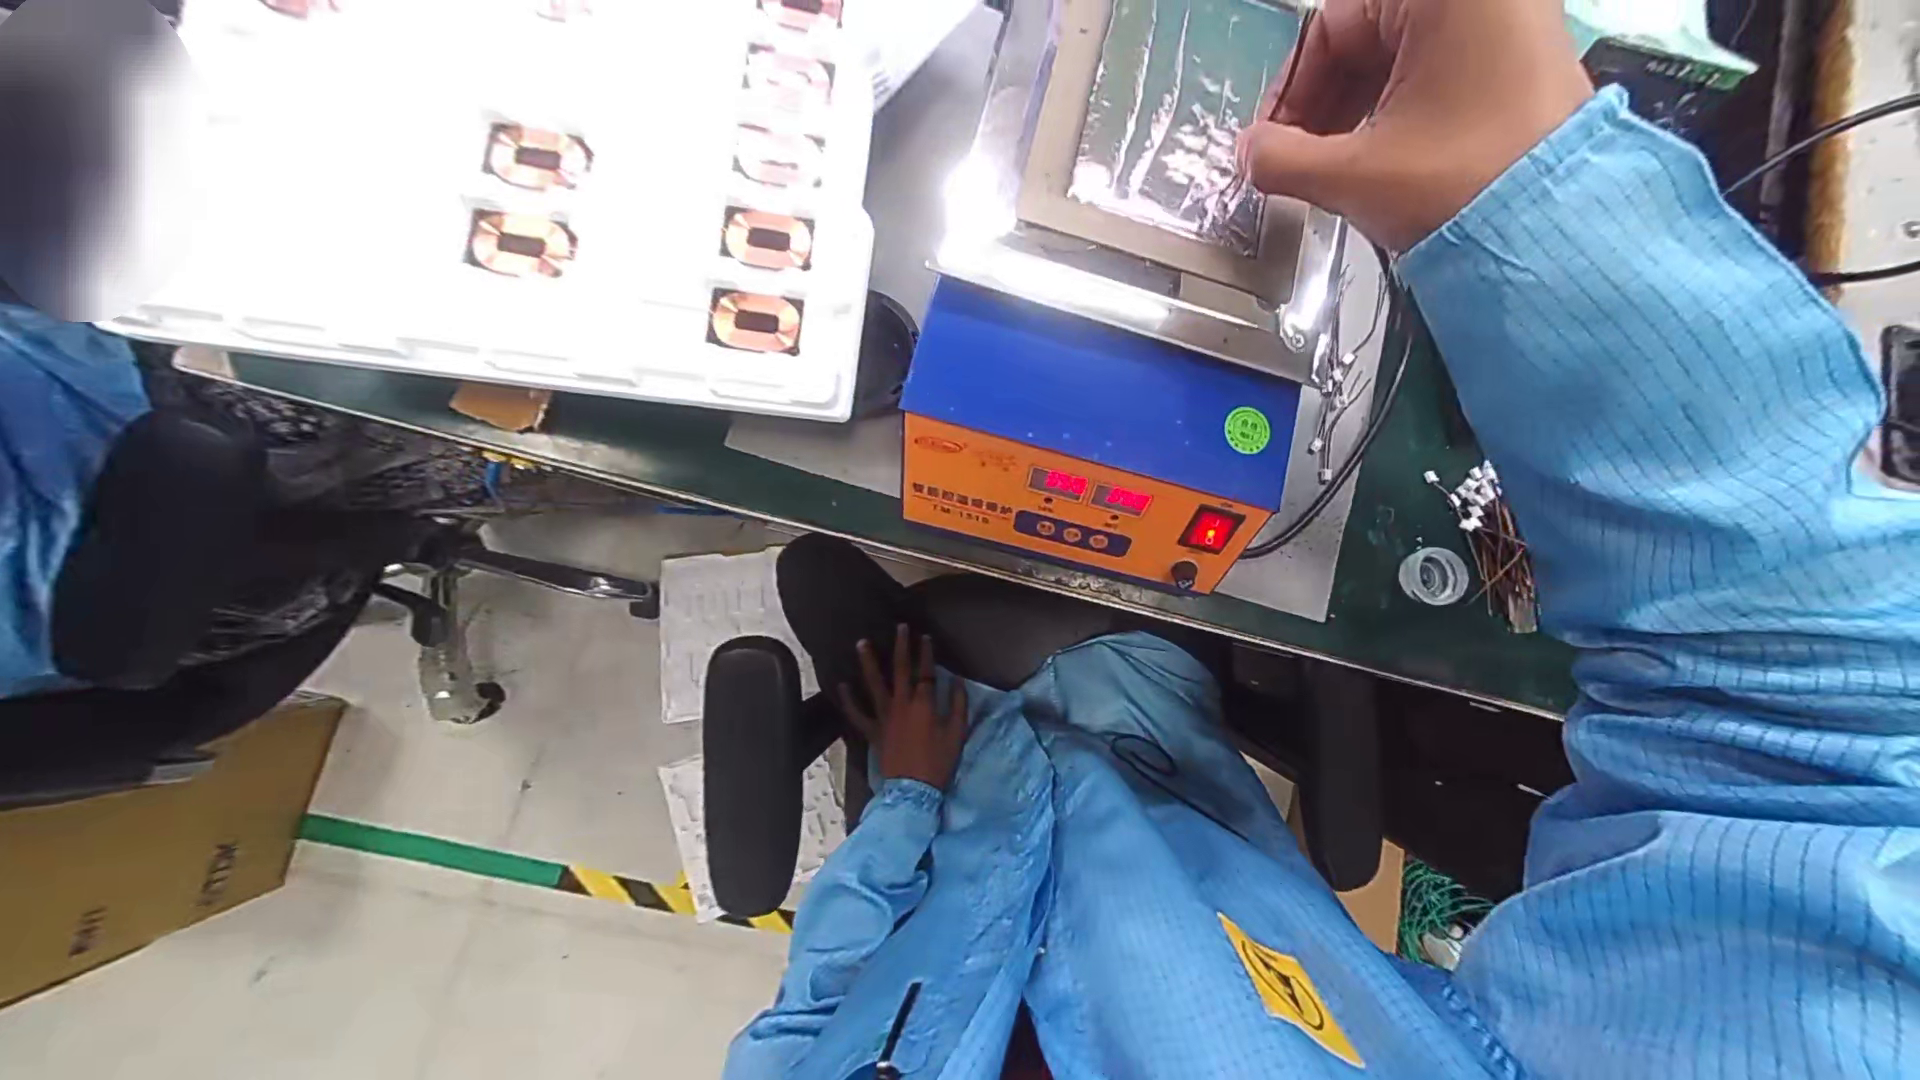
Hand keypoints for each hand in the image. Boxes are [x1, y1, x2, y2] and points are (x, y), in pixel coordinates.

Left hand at [837, 624, 968, 790]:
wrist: (913, 790)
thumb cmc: (938, 762)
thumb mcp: (957, 733)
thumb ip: (957, 704)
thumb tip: (957, 681)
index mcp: (924, 703)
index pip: (926, 671)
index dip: (926, 653)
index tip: (925, 636)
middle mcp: (901, 704)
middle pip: (901, 669)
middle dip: (901, 646)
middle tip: (900, 627)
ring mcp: (884, 716)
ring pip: (874, 684)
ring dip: (868, 662)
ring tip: (861, 643)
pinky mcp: (872, 730)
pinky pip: (857, 713)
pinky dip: (848, 699)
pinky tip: (841, 684)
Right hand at [1240, 0, 1593, 250]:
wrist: (1548, 222)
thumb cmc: (1459, 181)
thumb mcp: (1352, 173)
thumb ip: (1281, 160)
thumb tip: (1246, 153)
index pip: (1331, 23)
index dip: (1290, 89)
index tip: (1270, 141)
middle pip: (1361, 38)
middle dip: (1317, 105)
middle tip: (1292, 158)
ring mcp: (1500, 22)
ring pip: (1388, 58)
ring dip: (1344, 114)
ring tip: (1325, 166)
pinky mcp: (1506, 59)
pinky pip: (1422, 72)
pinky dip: (1382, 112)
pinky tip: (1364, 156)